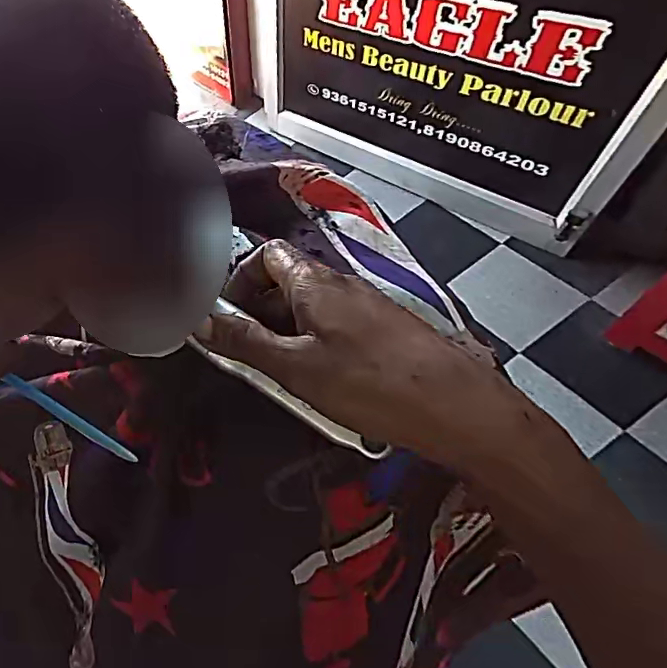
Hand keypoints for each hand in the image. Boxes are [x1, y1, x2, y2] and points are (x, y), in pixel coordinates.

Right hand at [194, 240, 530, 470]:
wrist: (465, 413)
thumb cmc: (374, 384)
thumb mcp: (294, 367)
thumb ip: (244, 342)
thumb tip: (200, 320)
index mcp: (314, 282)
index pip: (264, 254)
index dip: (239, 279)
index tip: (229, 315)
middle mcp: (341, 285)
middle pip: (285, 281)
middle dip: (260, 312)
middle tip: (251, 351)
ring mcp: (368, 307)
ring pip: (311, 306)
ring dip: (288, 331)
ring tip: (286, 373)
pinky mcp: (388, 332)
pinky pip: (338, 325)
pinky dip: (318, 344)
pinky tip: (326, 382)